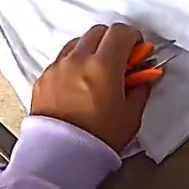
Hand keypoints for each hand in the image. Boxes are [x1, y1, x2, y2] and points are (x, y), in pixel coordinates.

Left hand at [29, 23, 153, 152]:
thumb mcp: (132, 114)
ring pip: (78, 42)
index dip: (134, 38)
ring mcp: (57, 67)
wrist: (60, 156)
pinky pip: (62, 60)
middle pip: (98, 31)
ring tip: (99, 72)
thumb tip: (145, 75)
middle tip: (122, 60)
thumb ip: (141, 87)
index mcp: (103, 65)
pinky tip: (81, 83)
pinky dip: (75, 63)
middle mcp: (77, 60)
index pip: (121, 32)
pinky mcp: (43, 78)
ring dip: (92, 49)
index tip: (138, 52)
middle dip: (113, 41)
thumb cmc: (100, 136)